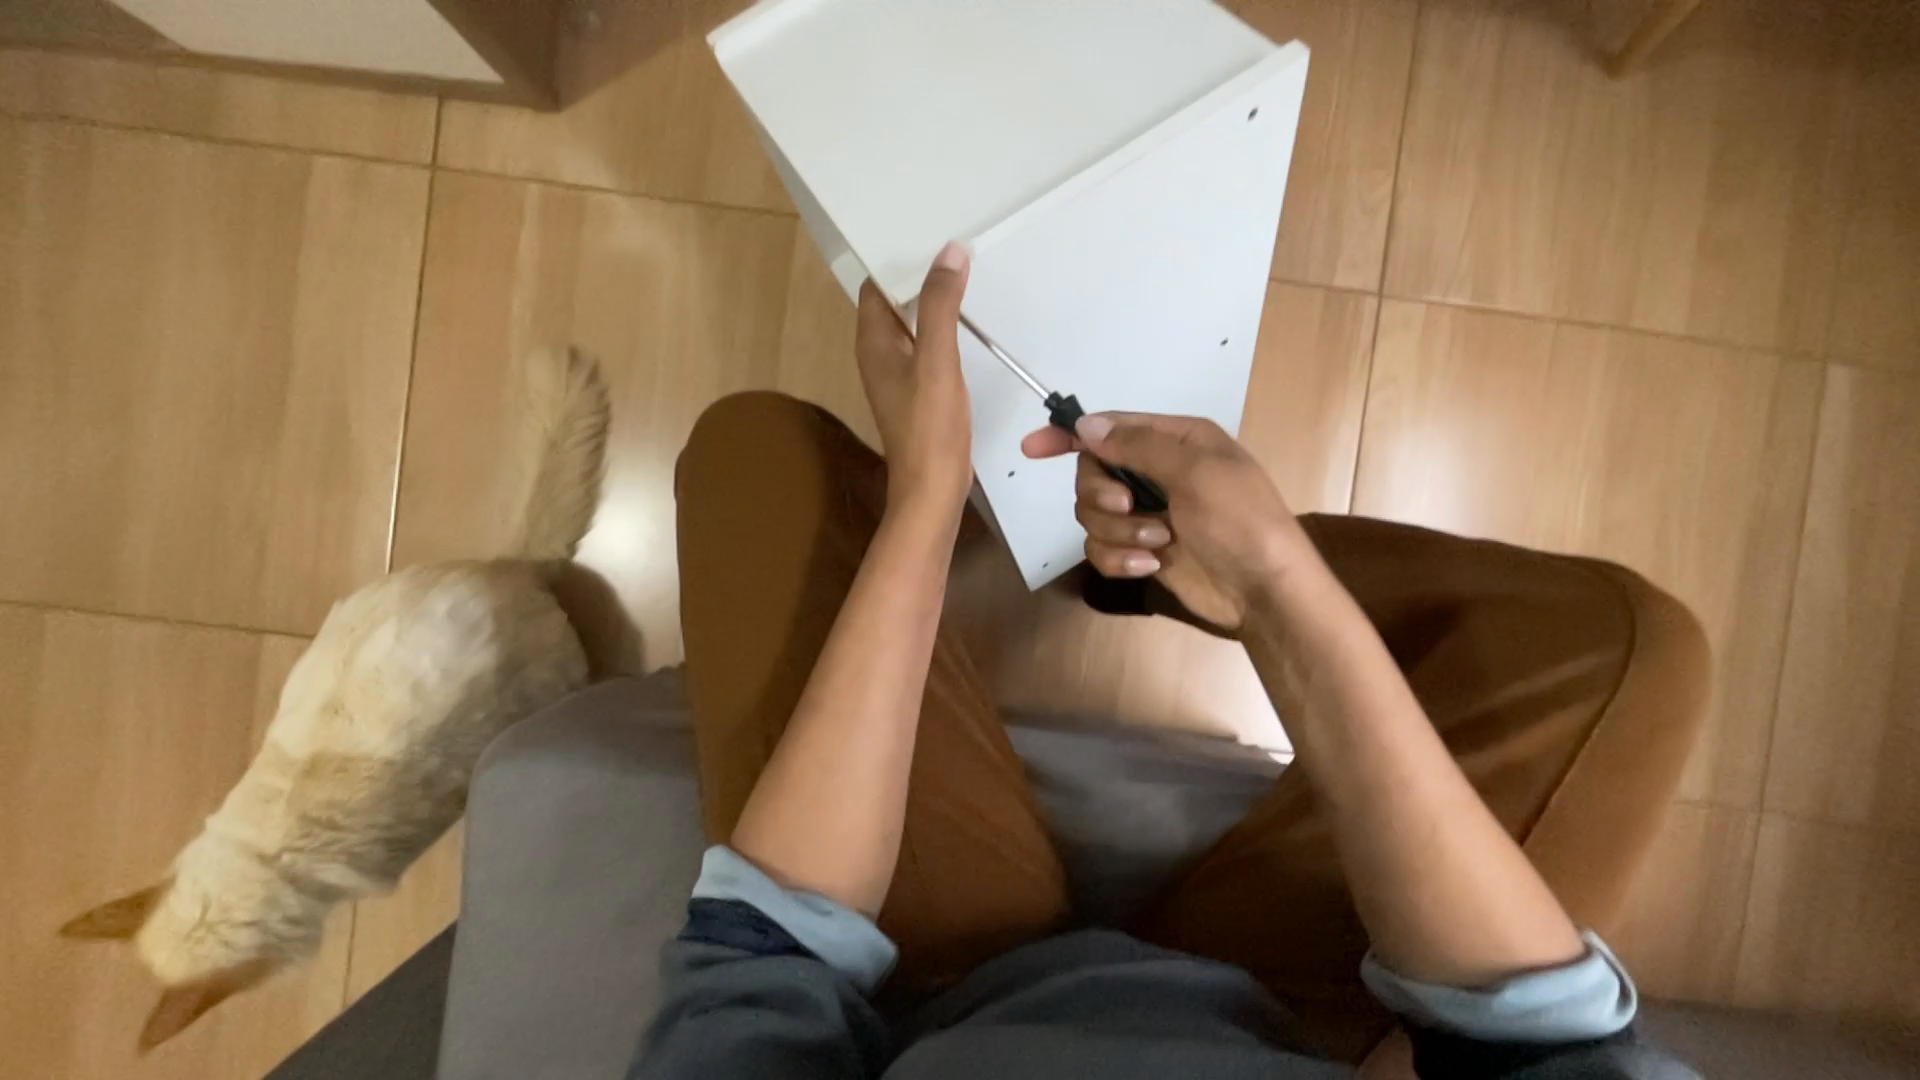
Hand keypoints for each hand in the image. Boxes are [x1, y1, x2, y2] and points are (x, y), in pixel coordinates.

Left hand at [855, 242, 973, 515]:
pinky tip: (966, 326)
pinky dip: (942, 331)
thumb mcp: (936, 360)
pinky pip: (926, 348)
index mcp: (873, 342)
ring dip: (934, 304)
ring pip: (912, 326)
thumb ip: (940, 306)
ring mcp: (898, 376)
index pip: (876, 285)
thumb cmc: (930, 427)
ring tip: (965, 276)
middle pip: (894, 303)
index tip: (930, 236)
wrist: (933, 488)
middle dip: (921, 278)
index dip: (899, 261)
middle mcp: (879, 355)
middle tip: (955, 249)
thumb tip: (949, 253)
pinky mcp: (917, 393)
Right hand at [1021, 412, 1314, 631]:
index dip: (1068, 435)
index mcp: (1175, 441)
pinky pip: (1102, 549)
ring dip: (1120, 532)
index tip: (1032, 448)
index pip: (1109, 429)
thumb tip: (1086, 426)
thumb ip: (1138, 445)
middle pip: (1092, 474)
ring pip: (1093, 515)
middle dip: (1103, 495)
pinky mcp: (1141, 550)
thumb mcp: (1197, 472)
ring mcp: (1147, 514)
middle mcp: (1156, 472)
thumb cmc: (1241, 521)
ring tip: (1158, 542)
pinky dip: (1121, 558)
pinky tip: (1150, 567)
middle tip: (1127, 507)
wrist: (1264, 590)